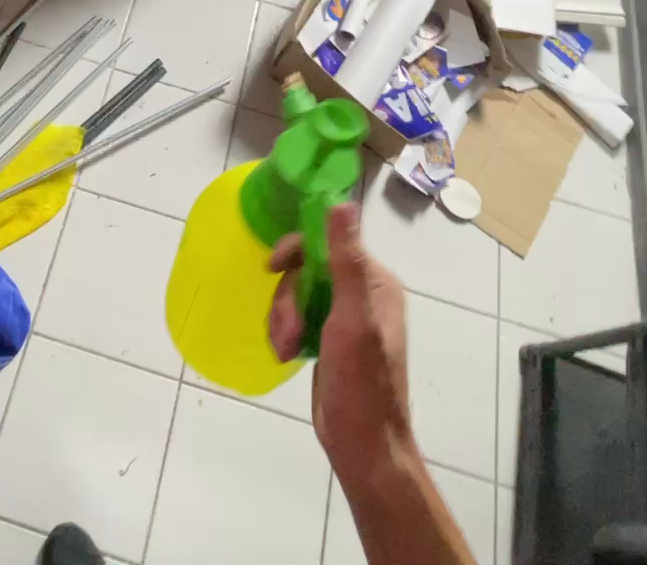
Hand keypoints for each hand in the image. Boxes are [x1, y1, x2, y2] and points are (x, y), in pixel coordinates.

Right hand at [267, 201, 417, 486]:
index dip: (296, 251)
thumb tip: (343, 203)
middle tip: (288, 332)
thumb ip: (347, 261)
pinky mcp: (329, 340)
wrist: (363, 444)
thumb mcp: (352, 318)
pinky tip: (286, 355)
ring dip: (284, 320)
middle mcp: (362, 295)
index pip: (328, 243)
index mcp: (375, 283)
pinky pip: (297, 318)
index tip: (271, 267)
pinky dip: (286, 333)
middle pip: (307, 272)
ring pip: (297, 296)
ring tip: (286, 349)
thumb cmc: (361, 381)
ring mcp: (345, 318)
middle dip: (288, 300)